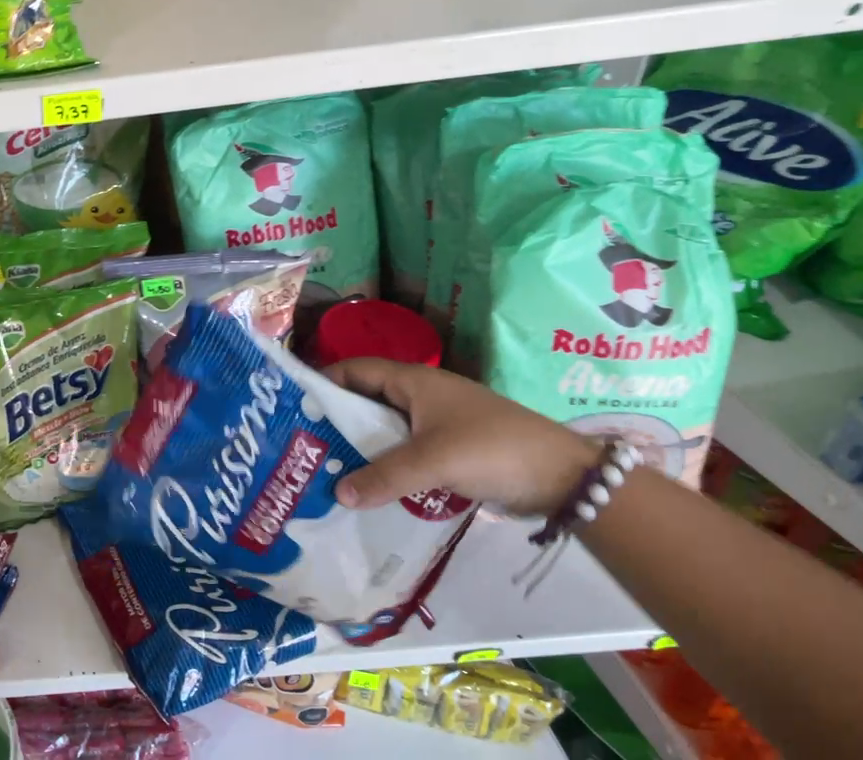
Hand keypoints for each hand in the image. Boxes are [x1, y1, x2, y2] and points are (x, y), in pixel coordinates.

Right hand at [324, 358, 601, 516]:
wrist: (567, 478)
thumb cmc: (493, 449)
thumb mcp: (432, 462)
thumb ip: (383, 477)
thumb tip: (337, 493)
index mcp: (414, 381)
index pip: (355, 370)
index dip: (324, 382)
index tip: (295, 406)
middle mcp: (423, 395)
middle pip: (368, 401)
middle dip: (337, 421)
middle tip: (305, 445)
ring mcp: (440, 423)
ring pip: (388, 429)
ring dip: (363, 447)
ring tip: (331, 469)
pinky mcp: (454, 449)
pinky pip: (408, 451)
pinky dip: (389, 465)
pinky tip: (373, 488)